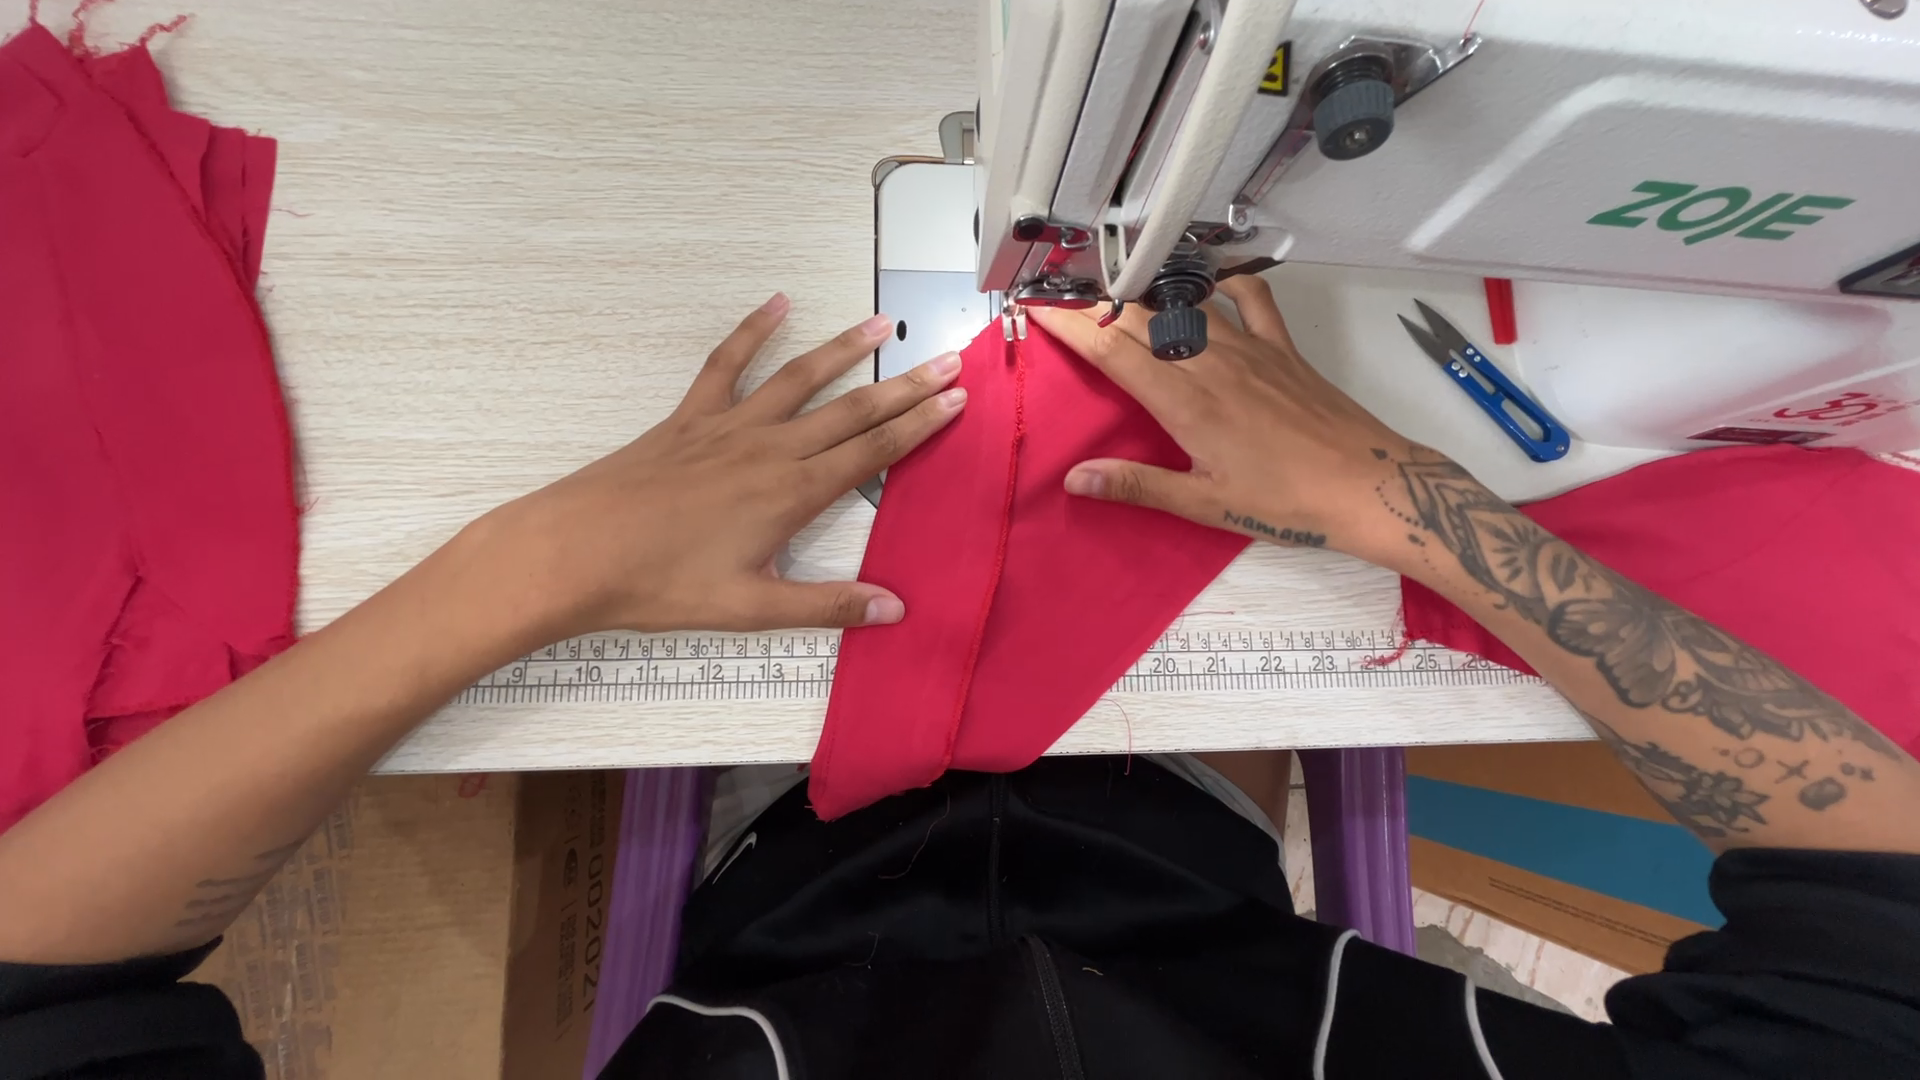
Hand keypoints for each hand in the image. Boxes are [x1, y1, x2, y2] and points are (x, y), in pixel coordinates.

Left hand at [486, 294, 965, 636]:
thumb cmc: (664, 584)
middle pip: (852, 410)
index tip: (956, 400)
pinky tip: (775, 303)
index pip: (874, 452)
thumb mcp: (752, 607)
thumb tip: (894, 608)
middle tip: (947, 361)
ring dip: (844, 350)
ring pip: (800, 378)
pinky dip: (751, 331)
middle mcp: (771, 449)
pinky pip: (726, 364)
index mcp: (793, 493)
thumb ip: (828, 605)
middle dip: (906, 386)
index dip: (920, 425)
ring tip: (881, 325)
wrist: (575, 552)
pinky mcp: (690, 418)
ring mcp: (730, 426)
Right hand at [1026, 275, 1427, 563]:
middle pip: (1138, 320)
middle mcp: (1210, 362)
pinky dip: (1224, 284)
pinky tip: (1209, 286)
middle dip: (1093, 307)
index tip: (1036, 310)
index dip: (1069, 327)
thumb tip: (1074, 478)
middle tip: (1060, 302)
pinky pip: (1250, 300)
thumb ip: (1136, 485)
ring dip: (1142, 297)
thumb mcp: (1203, 503)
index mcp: (1184, 400)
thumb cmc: (1282, 502)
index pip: (1111, 351)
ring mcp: (1249, 348)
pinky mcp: (1281, 348)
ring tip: (1113, 296)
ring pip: (1183, 307)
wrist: (1366, 486)